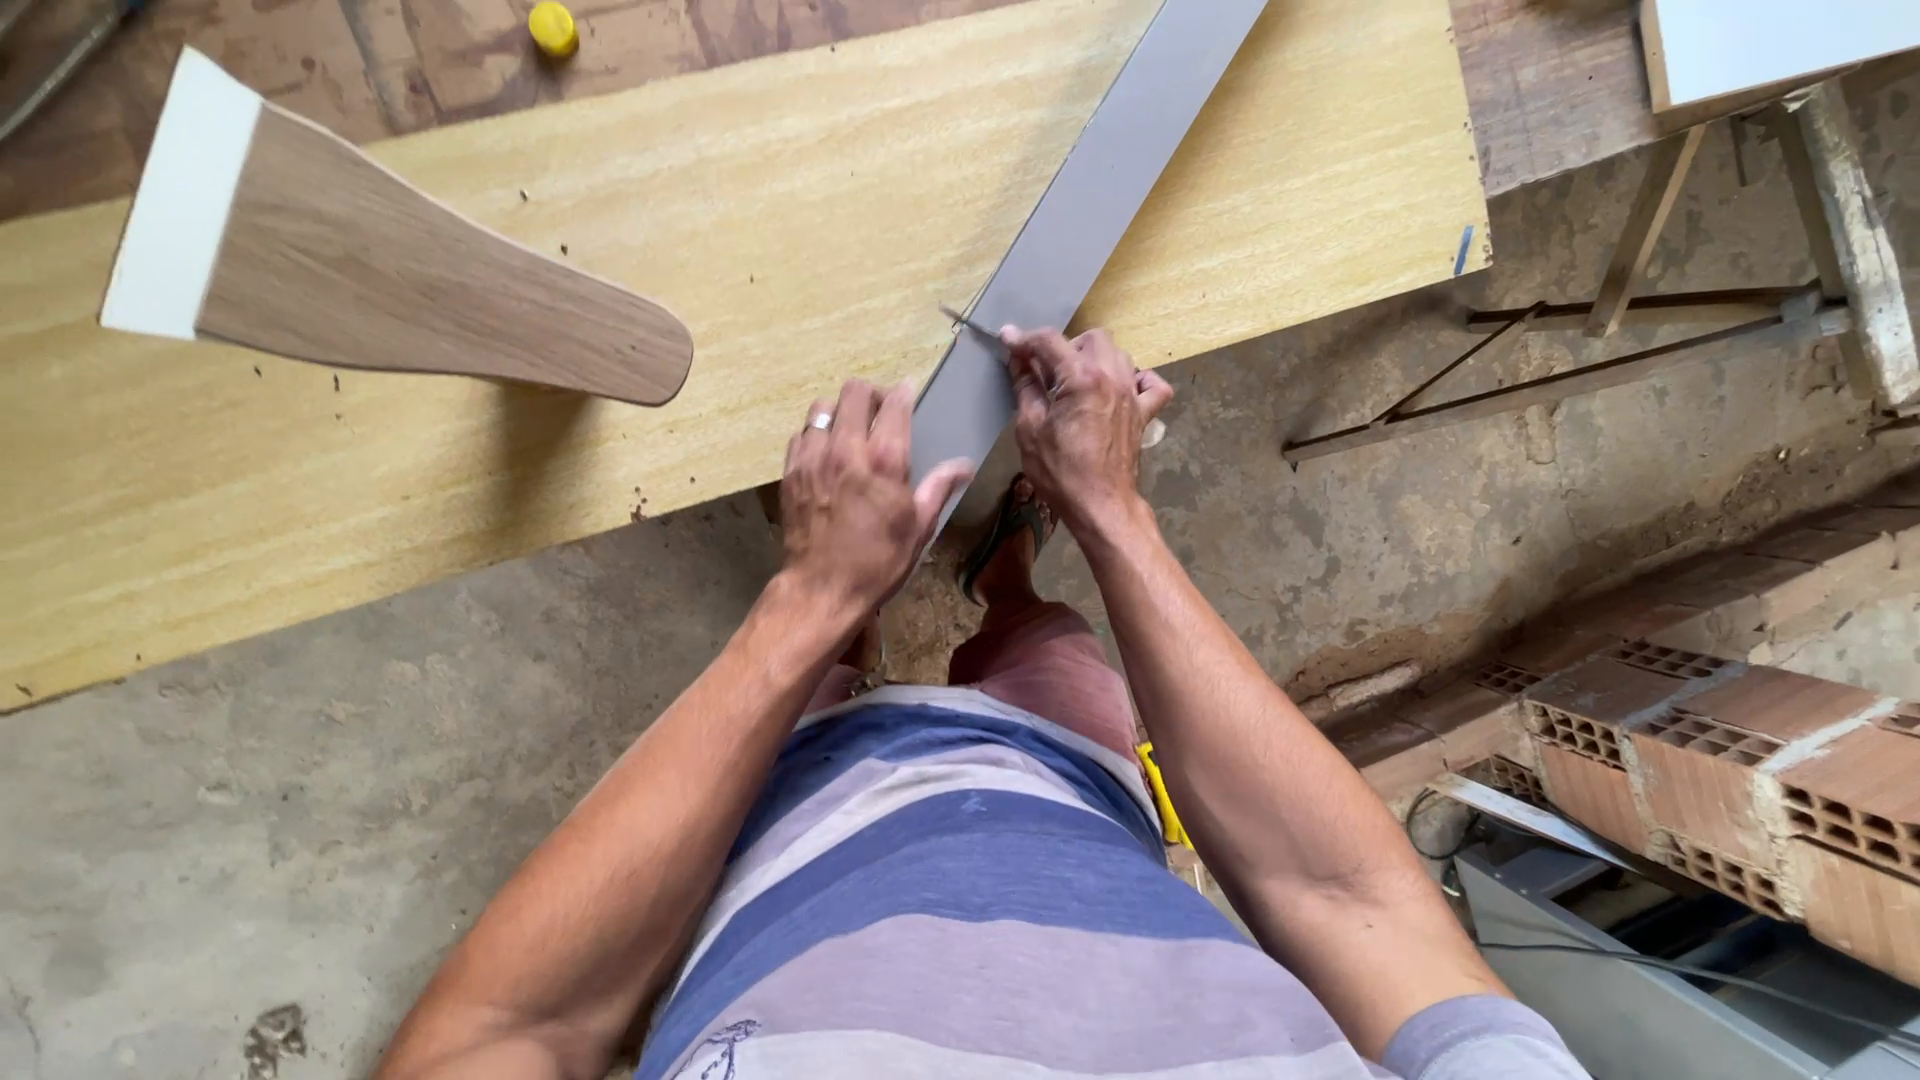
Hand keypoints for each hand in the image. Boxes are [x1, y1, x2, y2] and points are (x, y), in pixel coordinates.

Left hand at [779, 379, 972, 623]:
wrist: (823, 589)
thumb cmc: (878, 562)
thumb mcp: (919, 528)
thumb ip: (939, 487)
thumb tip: (964, 466)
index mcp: (885, 461)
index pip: (894, 404)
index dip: (903, 393)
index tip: (907, 394)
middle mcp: (846, 449)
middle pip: (854, 392)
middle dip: (871, 394)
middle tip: (880, 412)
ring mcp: (813, 458)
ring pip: (823, 407)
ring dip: (840, 411)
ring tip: (849, 430)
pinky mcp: (791, 472)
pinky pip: (802, 434)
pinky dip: (816, 434)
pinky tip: (826, 453)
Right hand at [1004, 326, 1172, 534]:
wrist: (1100, 505)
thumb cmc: (1060, 472)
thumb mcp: (1030, 429)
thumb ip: (1025, 387)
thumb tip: (1018, 360)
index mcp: (1081, 378)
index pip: (1049, 341)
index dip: (1024, 338)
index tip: (1008, 340)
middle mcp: (1112, 376)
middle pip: (1091, 339)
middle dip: (1065, 347)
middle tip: (1045, 371)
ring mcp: (1133, 394)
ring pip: (1118, 354)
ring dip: (1094, 359)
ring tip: (1075, 382)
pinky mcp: (1144, 413)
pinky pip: (1151, 384)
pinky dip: (1137, 379)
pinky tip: (1121, 389)